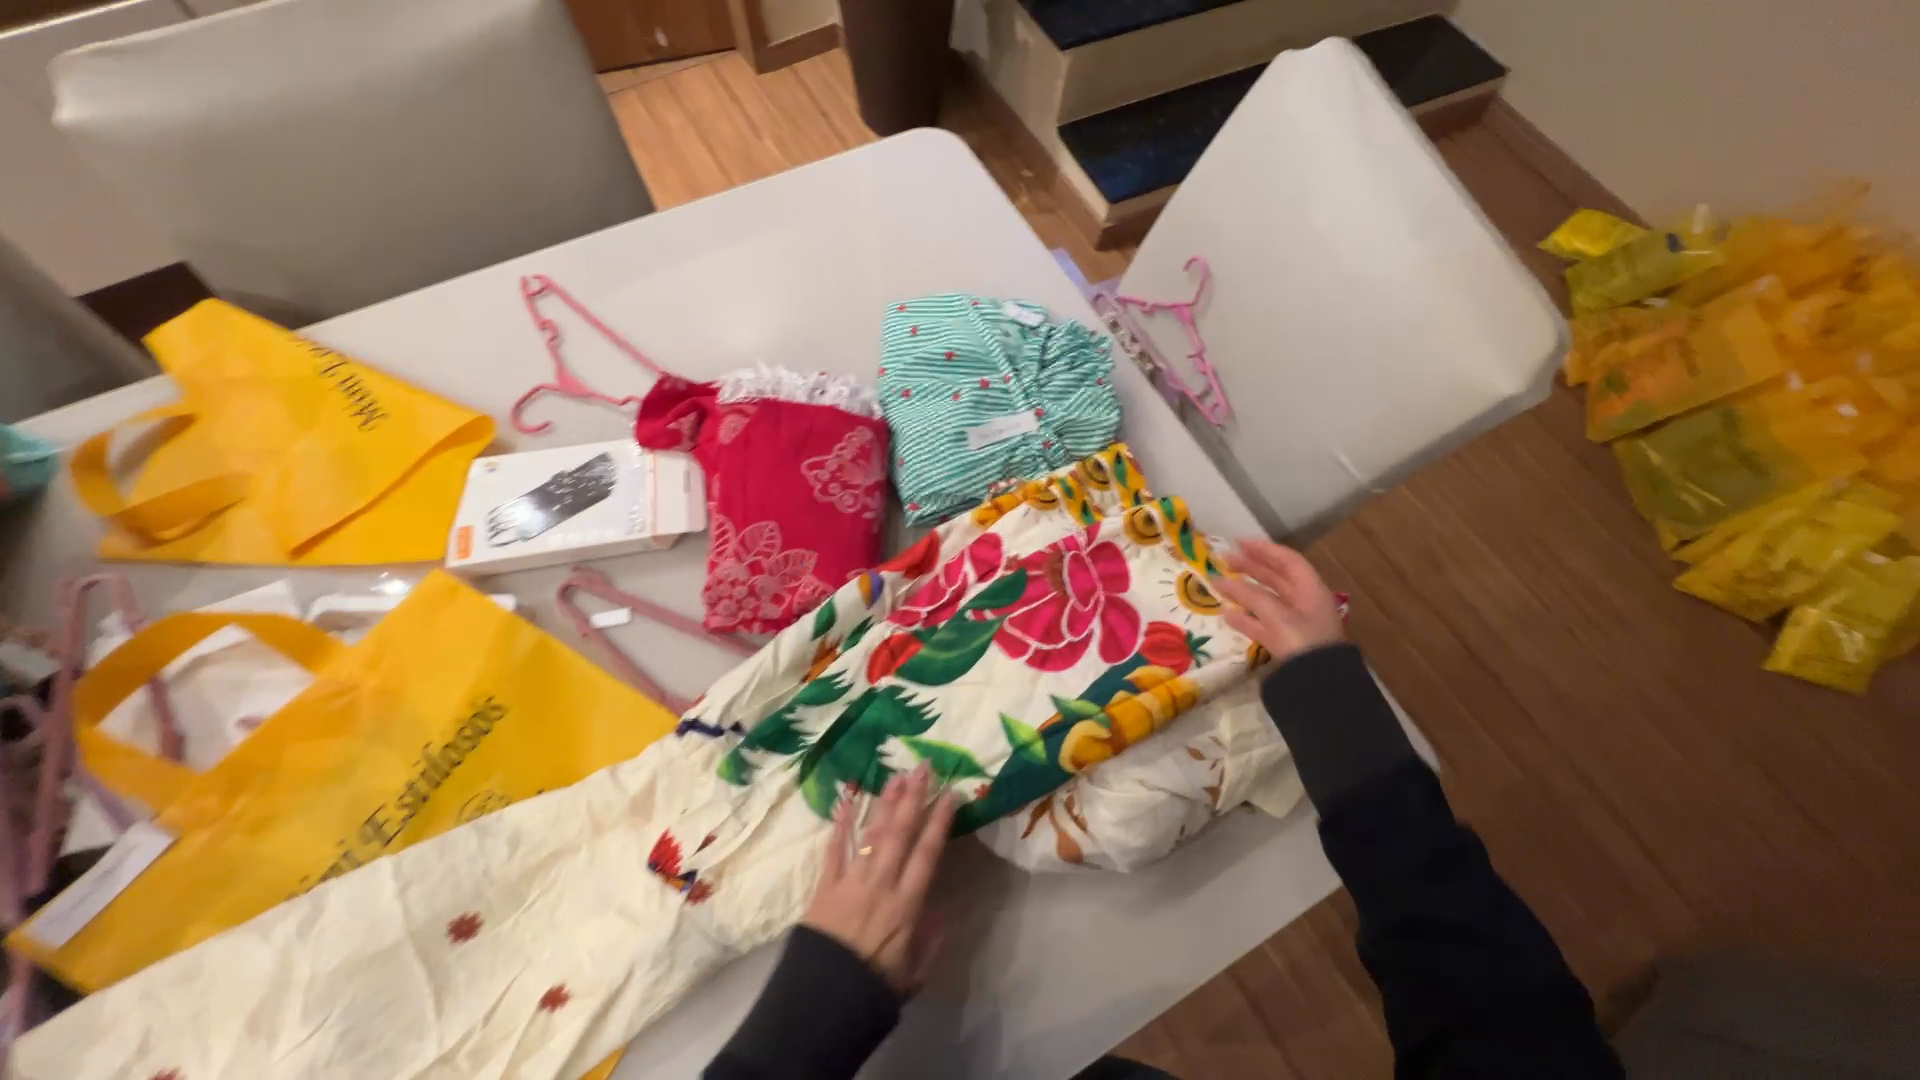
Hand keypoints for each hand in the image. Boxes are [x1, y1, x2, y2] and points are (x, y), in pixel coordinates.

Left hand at [804, 763, 955, 995]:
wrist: (822, 1001)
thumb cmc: (873, 989)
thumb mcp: (914, 973)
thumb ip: (931, 939)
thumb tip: (945, 908)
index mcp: (906, 905)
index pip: (927, 853)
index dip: (940, 822)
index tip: (950, 794)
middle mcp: (881, 885)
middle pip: (900, 833)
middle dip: (913, 798)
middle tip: (923, 767)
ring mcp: (851, 882)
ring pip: (871, 834)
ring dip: (884, 803)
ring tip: (895, 776)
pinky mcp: (825, 887)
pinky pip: (834, 850)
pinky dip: (839, 825)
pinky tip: (845, 801)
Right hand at [1212, 539, 1345, 663]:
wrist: (1319, 681)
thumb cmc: (1303, 639)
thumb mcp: (1276, 614)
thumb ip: (1249, 596)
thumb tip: (1221, 581)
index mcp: (1310, 589)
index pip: (1287, 560)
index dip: (1263, 549)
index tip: (1239, 543)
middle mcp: (1304, 602)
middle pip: (1276, 578)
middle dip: (1250, 568)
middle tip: (1224, 560)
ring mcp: (1295, 623)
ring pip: (1267, 600)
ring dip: (1245, 592)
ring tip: (1220, 584)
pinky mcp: (1285, 642)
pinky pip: (1264, 624)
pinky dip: (1247, 618)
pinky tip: (1228, 614)